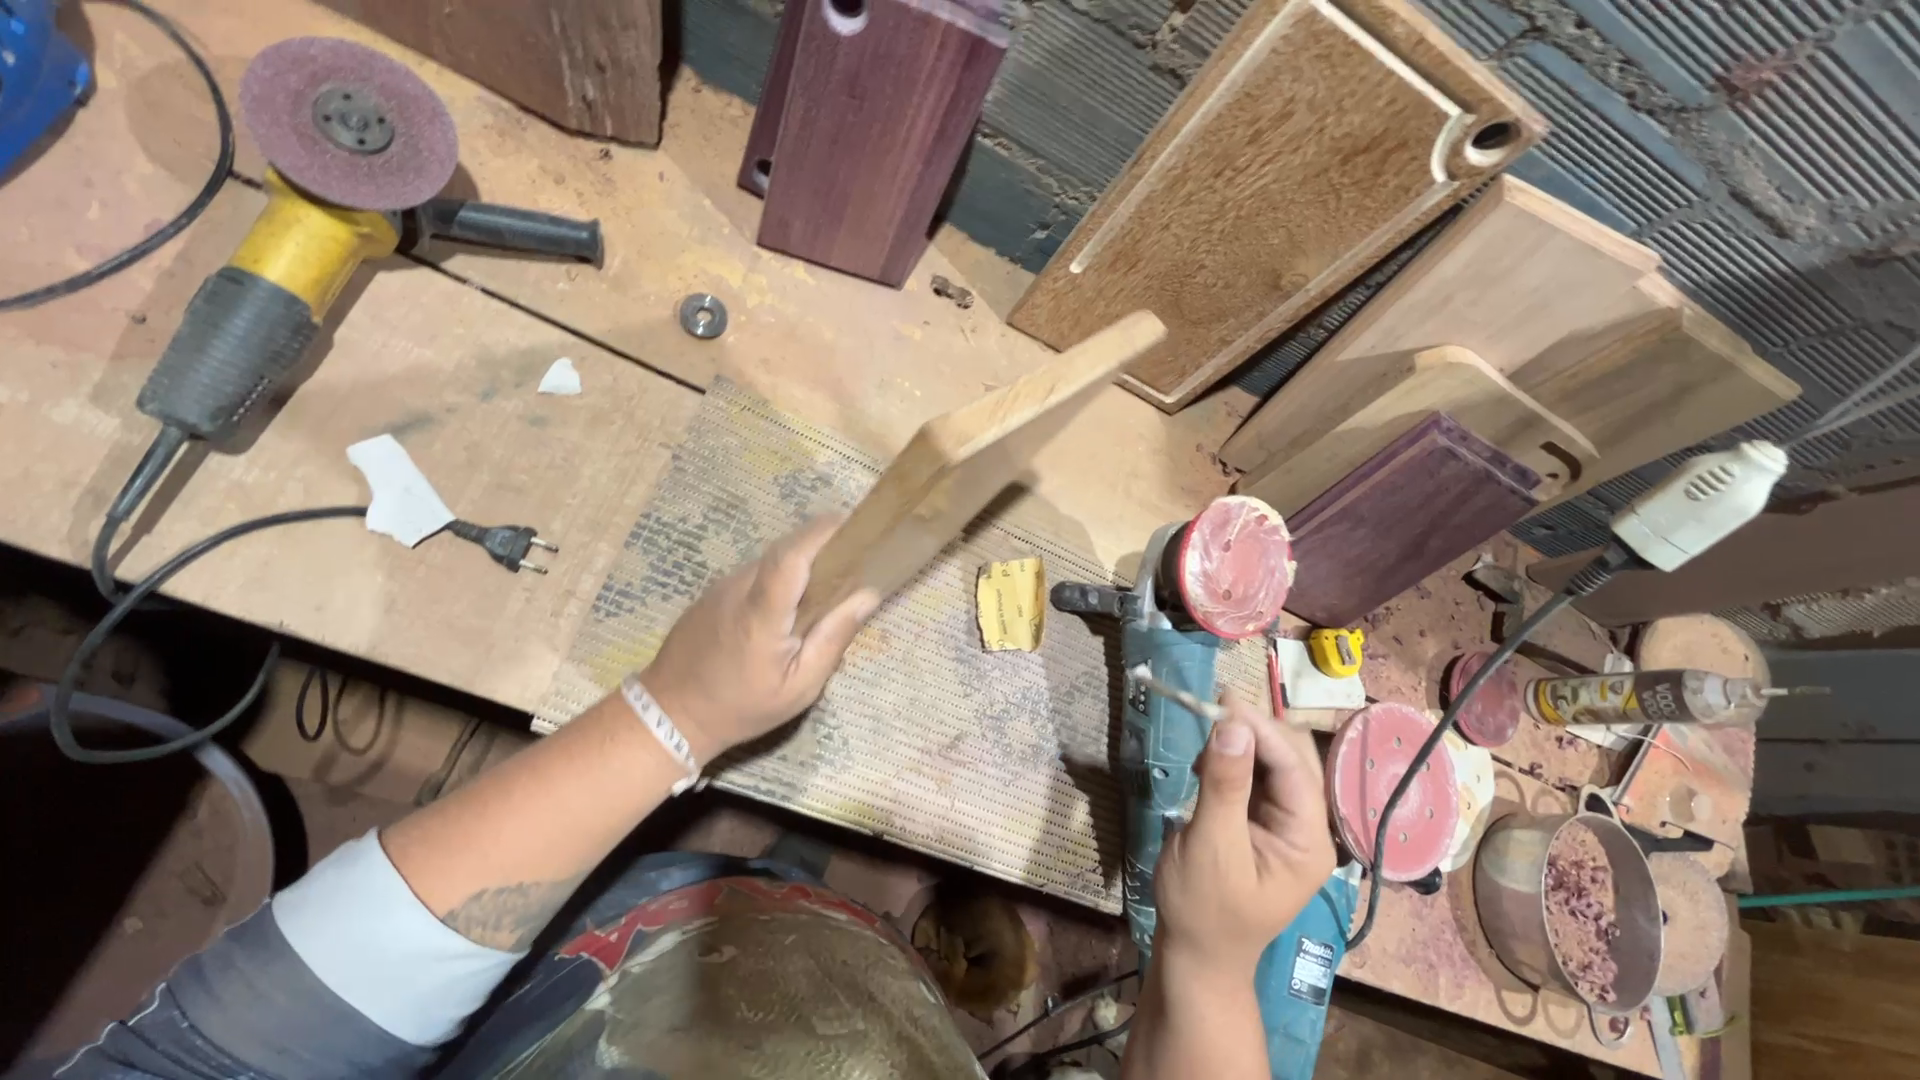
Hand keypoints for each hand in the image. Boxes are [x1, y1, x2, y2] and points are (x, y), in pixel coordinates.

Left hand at [639, 517, 879, 762]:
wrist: (671, 714)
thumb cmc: (741, 707)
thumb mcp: (799, 688)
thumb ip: (833, 639)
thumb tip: (867, 595)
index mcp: (762, 614)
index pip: (792, 555)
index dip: (823, 533)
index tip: (856, 526)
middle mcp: (739, 588)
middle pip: (785, 548)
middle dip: (822, 541)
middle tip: (855, 554)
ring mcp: (722, 587)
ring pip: (771, 560)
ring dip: (801, 562)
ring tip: (828, 583)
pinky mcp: (714, 592)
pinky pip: (756, 573)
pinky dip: (780, 577)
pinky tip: (791, 603)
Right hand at [1151, 692, 1336, 980]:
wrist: (1195, 955)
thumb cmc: (1204, 908)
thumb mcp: (1210, 846)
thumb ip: (1223, 785)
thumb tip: (1231, 726)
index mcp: (1308, 841)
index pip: (1293, 769)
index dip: (1260, 730)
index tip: (1222, 700)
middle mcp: (1305, 828)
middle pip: (1292, 760)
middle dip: (1256, 729)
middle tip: (1212, 706)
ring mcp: (1284, 825)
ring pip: (1274, 764)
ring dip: (1244, 741)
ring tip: (1207, 732)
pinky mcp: (1260, 823)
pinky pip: (1255, 777)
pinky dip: (1234, 758)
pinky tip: (1209, 758)